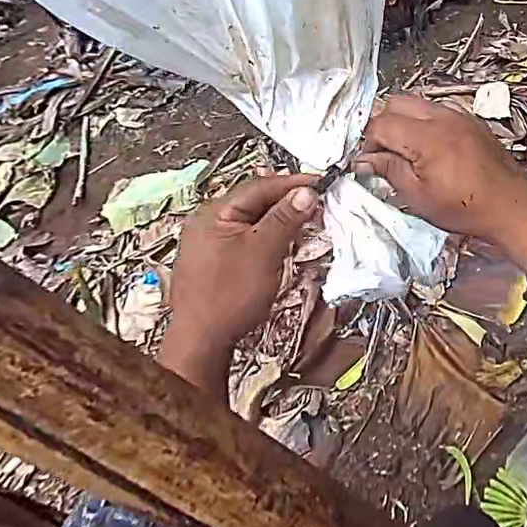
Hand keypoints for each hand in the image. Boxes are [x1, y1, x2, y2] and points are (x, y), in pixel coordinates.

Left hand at [156, 173, 322, 398]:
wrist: (203, 343)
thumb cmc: (230, 296)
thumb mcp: (263, 251)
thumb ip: (285, 218)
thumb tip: (307, 191)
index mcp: (213, 214)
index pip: (260, 186)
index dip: (294, 183)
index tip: (323, 183)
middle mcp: (208, 222)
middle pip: (257, 201)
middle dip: (290, 200)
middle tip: (320, 201)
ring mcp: (212, 241)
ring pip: (256, 218)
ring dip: (284, 217)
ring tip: (311, 218)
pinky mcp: (220, 258)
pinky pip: (251, 234)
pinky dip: (273, 232)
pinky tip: (289, 238)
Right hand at [357, 95, 526, 268]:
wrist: (511, 205)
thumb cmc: (465, 207)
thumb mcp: (418, 197)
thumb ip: (390, 170)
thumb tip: (365, 159)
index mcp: (427, 136)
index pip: (381, 123)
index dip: (369, 143)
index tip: (370, 162)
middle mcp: (444, 117)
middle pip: (398, 103)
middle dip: (384, 124)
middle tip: (385, 154)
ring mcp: (461, 116)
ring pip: (419, 104)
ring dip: (406, 122)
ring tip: (407, 152)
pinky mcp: (472, 121)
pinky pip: (440, 111)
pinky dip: (427, 123)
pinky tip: (430, 149)